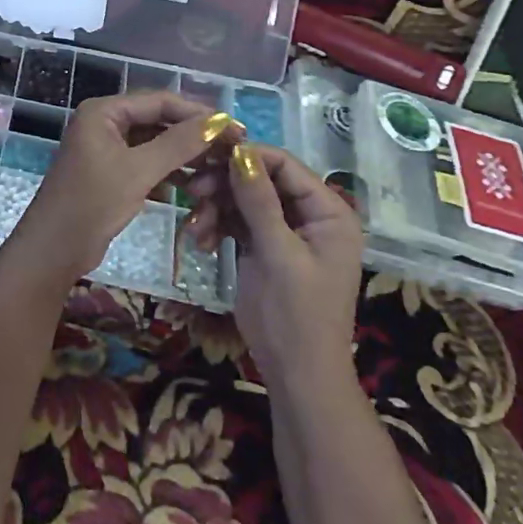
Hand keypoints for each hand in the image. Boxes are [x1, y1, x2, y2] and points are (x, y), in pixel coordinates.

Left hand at [8, 92, 217, 282]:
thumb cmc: (92, 203)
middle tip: (234, 150)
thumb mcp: (138, 171)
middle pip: (159, 121)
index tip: (237, 130)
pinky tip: (195, 187)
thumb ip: (179, 144)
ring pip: (155, 144)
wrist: (55, 248)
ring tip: (219, 170)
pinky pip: (147, 164)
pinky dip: (169, 173)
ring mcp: (106, 149)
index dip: (199, 114)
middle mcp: (103, 124)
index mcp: (103, 112)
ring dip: (184, 156)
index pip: (160, 101)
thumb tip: (220, 121)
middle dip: (194, 136)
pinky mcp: (111, 174)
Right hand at [185, 145, 364, 386]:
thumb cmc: (296, 313)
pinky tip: (200, 242)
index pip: (286, 167)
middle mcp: (308, 216)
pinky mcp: (261, 248)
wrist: (294, 370)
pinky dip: (216, 227)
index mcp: (329, 213)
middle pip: (261, 181)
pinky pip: (235, 223)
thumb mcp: (278, 255)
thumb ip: (259, 202)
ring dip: (216, 209)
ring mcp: (283, 233)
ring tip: (195, 229)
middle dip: (226, 186)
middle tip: (193, 191)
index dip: (249, 158)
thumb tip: (239, 153)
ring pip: (243, 201)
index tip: (207, 159)